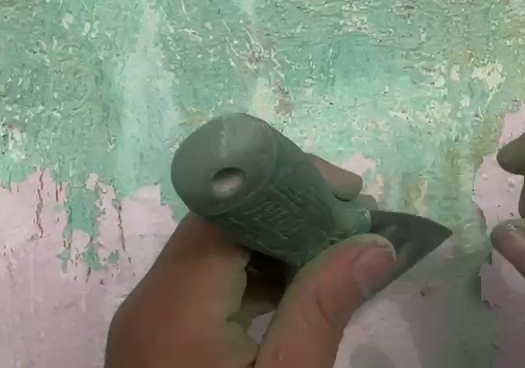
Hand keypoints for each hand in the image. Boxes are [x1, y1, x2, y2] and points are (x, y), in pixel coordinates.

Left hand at [106, 156, 398, 367]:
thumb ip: (324, 308)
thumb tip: (376, 243)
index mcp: (172, 301)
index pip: (229, 205)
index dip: (287, 184)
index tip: (347, 192)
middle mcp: (150, 297)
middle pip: (221, 222)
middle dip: (289, 211)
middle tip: (353, 218)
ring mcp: (148, 319)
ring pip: (214, 249)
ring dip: (275, 241)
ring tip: (337, 246)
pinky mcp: (156, 340)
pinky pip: (206, 283)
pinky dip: (252, 276)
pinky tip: (299, 286)